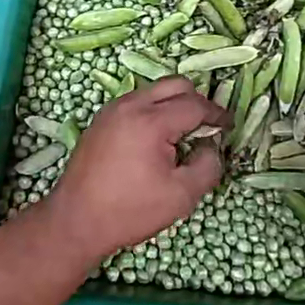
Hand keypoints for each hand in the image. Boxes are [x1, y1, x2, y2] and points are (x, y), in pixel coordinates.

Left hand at [41, 77, 230, 264]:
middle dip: (197, 101)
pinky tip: (157, 140)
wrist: (76, 220)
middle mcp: (130, 105)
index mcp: (150, 121)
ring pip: (154, 91)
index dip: (217, 114)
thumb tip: (210, 147)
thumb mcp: (181, 196)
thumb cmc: (130, 210)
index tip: (228, 127)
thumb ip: (207, 166)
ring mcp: (112, 110)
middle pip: (175, 84)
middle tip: (207, 127)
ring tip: (182, 136)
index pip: (194, 104)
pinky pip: (137, 102)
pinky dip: (154, 111)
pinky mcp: (101, 120)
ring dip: (174, 104)